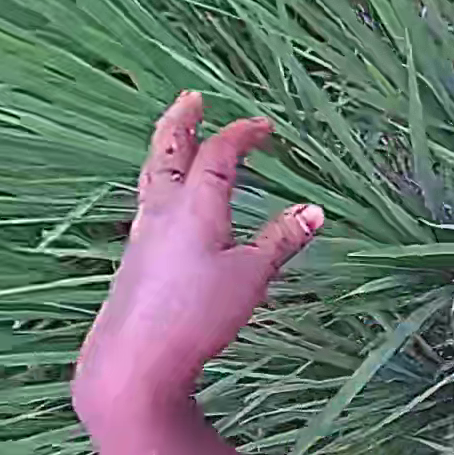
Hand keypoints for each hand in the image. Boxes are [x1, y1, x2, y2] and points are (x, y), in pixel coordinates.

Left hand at [75, 92, 323, 413]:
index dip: (241, 136)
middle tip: (193, 100)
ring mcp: (145, 232)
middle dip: (183, 123)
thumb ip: (282, 240)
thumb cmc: (201, 311)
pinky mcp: (139, 255)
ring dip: (169, 149)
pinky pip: (151, 201)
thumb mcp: (253, 275)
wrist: (138, 355)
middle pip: (170, 153)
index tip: (263, 125)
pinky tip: (171, 199)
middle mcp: (164, 210)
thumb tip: (315, 210)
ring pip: (154, 175)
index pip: (218, 158)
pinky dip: (164, 183)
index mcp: (195, 207)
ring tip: (180, 139)